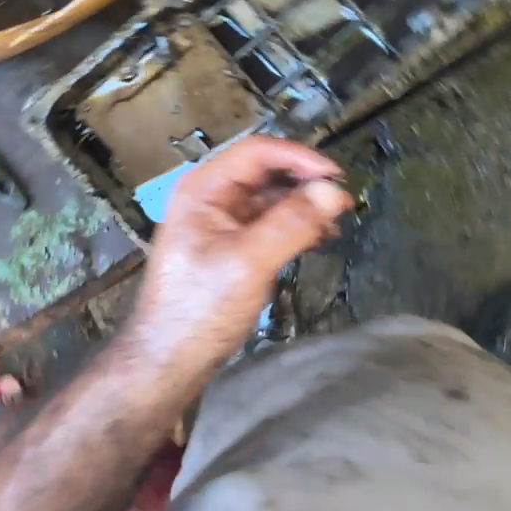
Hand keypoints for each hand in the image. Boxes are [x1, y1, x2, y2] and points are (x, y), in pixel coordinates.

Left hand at [125, 137, 352, 376]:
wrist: (168, 359)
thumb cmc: (200, 308)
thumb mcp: (249, 263)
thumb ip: (291, 224)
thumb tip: (334, 192)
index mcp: (203, 188)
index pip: (256, 152)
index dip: (298, 157)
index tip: (336, 175)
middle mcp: (210, 196)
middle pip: (264, 172)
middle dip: (304, 183)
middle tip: (342, 202)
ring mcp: (219, 221)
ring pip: (269, 198)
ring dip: (302, 206)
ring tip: (334, 224)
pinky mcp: (229, 245)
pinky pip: (266, 223)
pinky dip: (293, 226)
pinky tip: (317, 239)